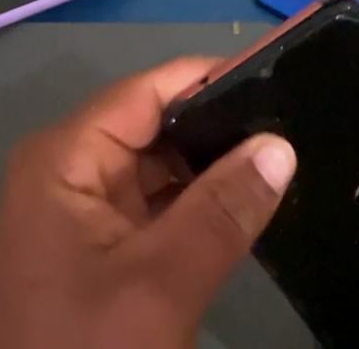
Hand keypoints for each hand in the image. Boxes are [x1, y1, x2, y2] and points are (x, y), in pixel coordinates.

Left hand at [0, 57, 298, 348]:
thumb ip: (222, 210)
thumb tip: (280, 146)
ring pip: (157, 167)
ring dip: (211, 167)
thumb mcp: (159, 284)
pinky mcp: (98, 247)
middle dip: (217, 126)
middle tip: (293, 123)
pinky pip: (154, 206)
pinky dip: (196, 205)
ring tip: (283, 155)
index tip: (277, 73)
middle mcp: (68, 168)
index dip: (209, 78)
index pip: (147, 91)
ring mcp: (81, 209)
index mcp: (65, 156)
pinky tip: (247, 201)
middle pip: (152, 124)